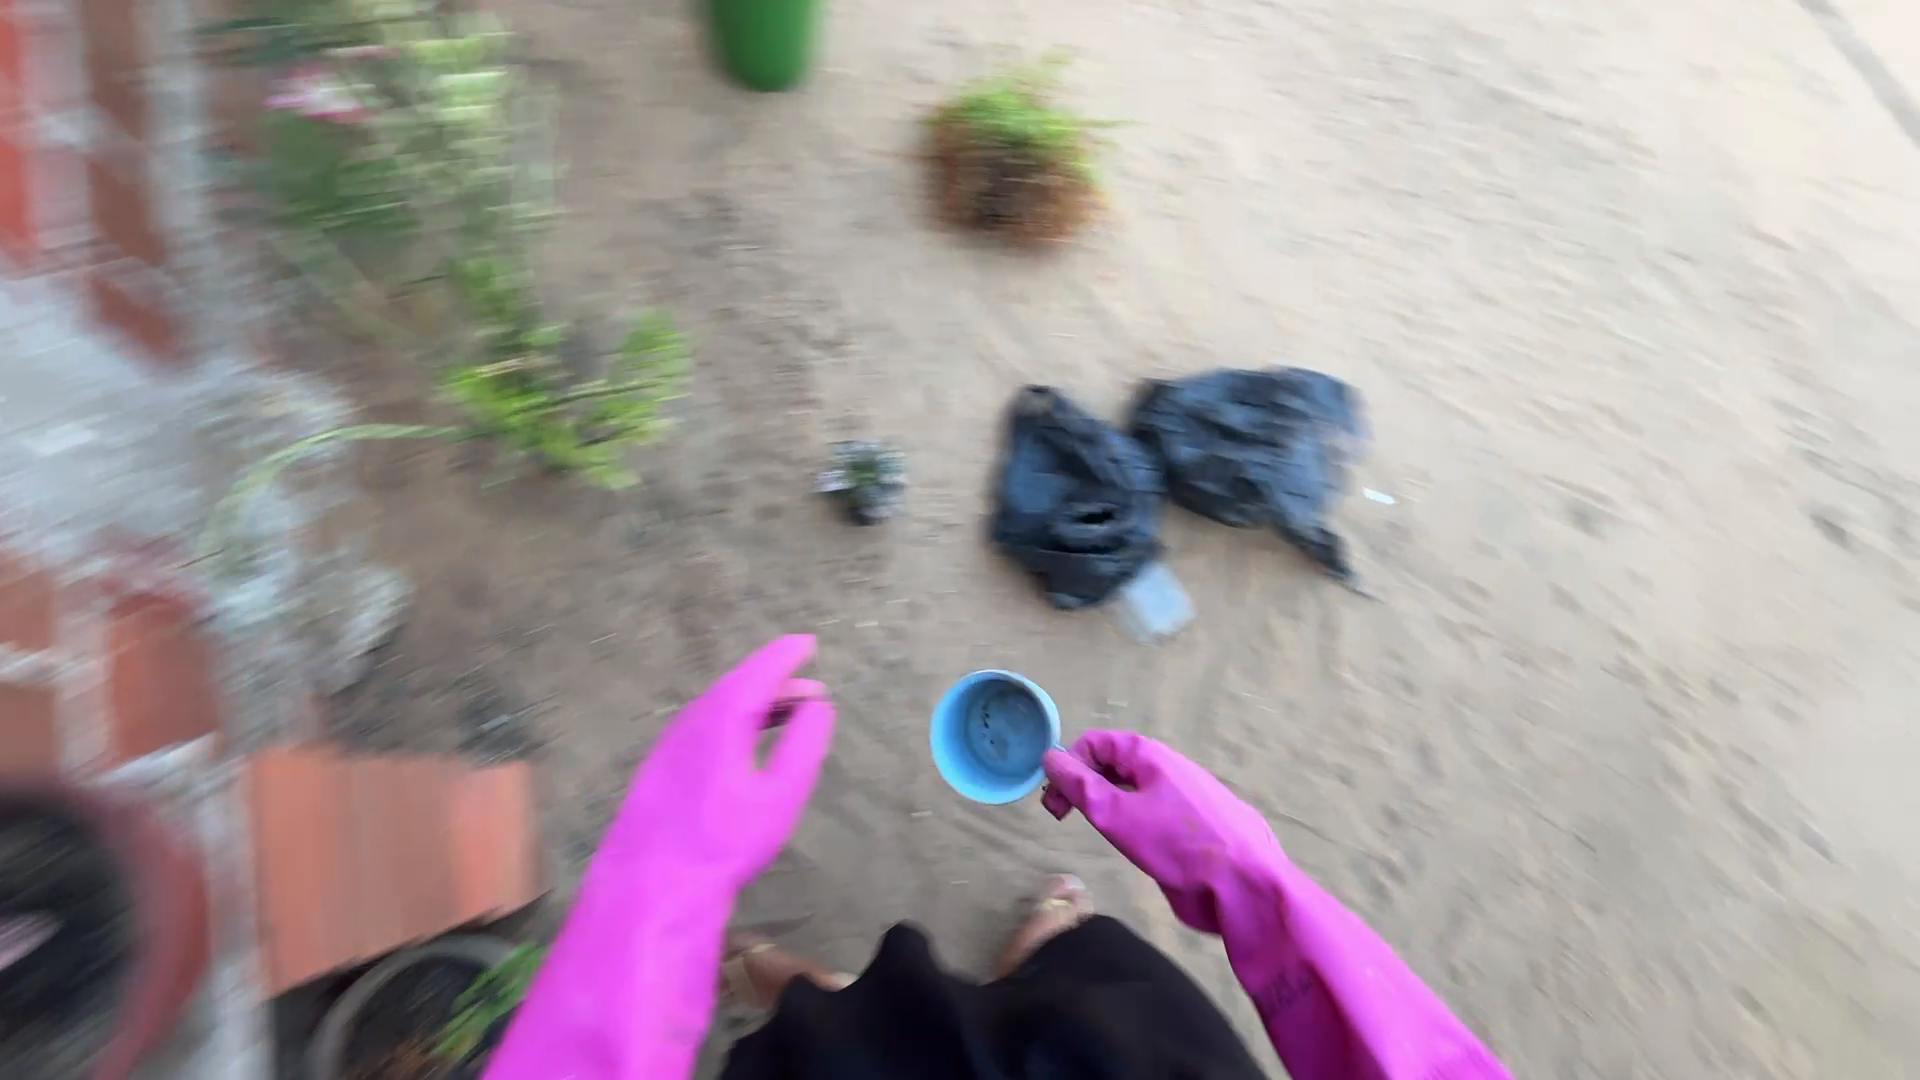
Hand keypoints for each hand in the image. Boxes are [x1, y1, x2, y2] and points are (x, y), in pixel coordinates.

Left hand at [600, 634, 835, 889]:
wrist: (649, 892)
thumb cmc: (724, 844)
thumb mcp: (780, 796)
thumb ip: (803, 745)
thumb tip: (819, 705)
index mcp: (720, 721)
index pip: (758, 673)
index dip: (785, 656)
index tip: (809, 644)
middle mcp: (691, 722)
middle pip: (738, 686)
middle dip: (776, 680)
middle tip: (811, 688)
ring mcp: (670, 745)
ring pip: (718, 706)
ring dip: (756, 701)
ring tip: (789, 712)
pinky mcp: (659, 768)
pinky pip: (704, 725)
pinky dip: (734, 719)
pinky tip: (747, 741)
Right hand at [1043, 730, 1284, 934]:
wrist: (1247, 887)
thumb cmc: (1177, 845)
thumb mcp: (1115, 815)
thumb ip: (1079, 785)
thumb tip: (1049, 756)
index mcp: (1149, 755)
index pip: (1094, 743)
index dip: (1068, 765)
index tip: (1055, 803)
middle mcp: (1168, 767)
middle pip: (1113, 764)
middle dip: (1084, 785)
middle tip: (1064, 818)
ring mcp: (1187, 795)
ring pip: (1135, 790)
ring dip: (1109, 804)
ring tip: (1103, 833)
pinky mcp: (1199, 823)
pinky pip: (1156, 811)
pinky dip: (1136, 821)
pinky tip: (1139, 847)